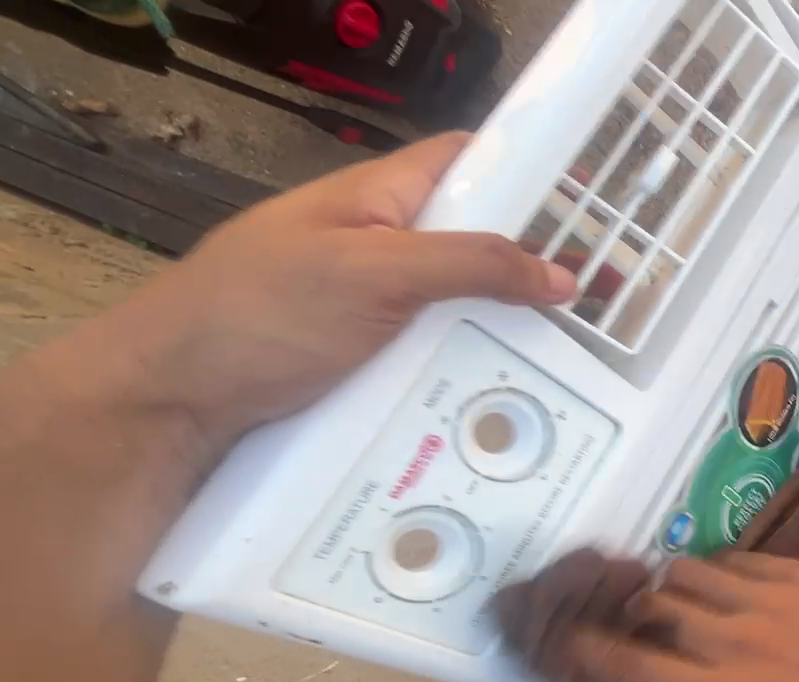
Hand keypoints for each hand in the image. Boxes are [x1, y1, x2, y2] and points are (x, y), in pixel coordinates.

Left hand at [87, 133, 574, 456]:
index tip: (593, 202)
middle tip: (613, 293)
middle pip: (487, 240)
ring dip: (529, 319)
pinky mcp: (395, 356)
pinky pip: (462, 347)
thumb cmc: (259, 313)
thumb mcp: (371, 271)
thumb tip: (564, 279)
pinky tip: (534, 380)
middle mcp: (395, 247)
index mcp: (383, 199)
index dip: (529, 172)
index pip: (468, 162)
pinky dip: (499, 359)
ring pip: (480, 302)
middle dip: (548, 259)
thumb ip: (471, 265)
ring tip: (591, 344)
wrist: (181, 399)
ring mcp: (395, 305)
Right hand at [497, 551, 798, 681]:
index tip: (554, 635)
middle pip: (643, 606)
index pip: (614, 663)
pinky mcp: (793, 573)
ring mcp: (762, 599)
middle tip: (633, 619)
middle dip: (628, 613)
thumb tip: (628, 675)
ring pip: (681, 573)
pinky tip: (729, 592)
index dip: (573, 646)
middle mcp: (726, 642)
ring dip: (670, 588)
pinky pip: (730, 560)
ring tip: (682, 602)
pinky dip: (718, 575)